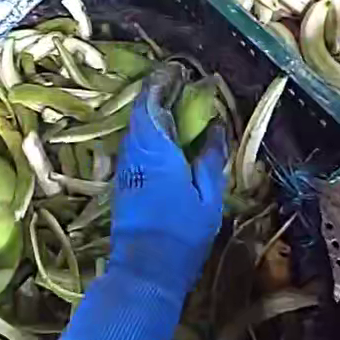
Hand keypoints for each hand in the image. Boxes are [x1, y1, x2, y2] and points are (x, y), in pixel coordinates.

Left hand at [58, 77, 227, 339]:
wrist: (144, 270)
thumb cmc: (181, 233)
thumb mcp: (208, 197)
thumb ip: (210, 158)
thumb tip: (216, 128)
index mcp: (154, 148)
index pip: (150, 101)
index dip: (162, 81)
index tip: (179, 70)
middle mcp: (134, 150)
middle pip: (142, 112)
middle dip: (159, 94)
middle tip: (182, 85)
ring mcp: (125, 166)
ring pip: (137, 129)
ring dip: (154, 114)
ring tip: (178, 107)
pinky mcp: (123, 180)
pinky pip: (136, 145)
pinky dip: (150, 134)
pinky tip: (167, 139)